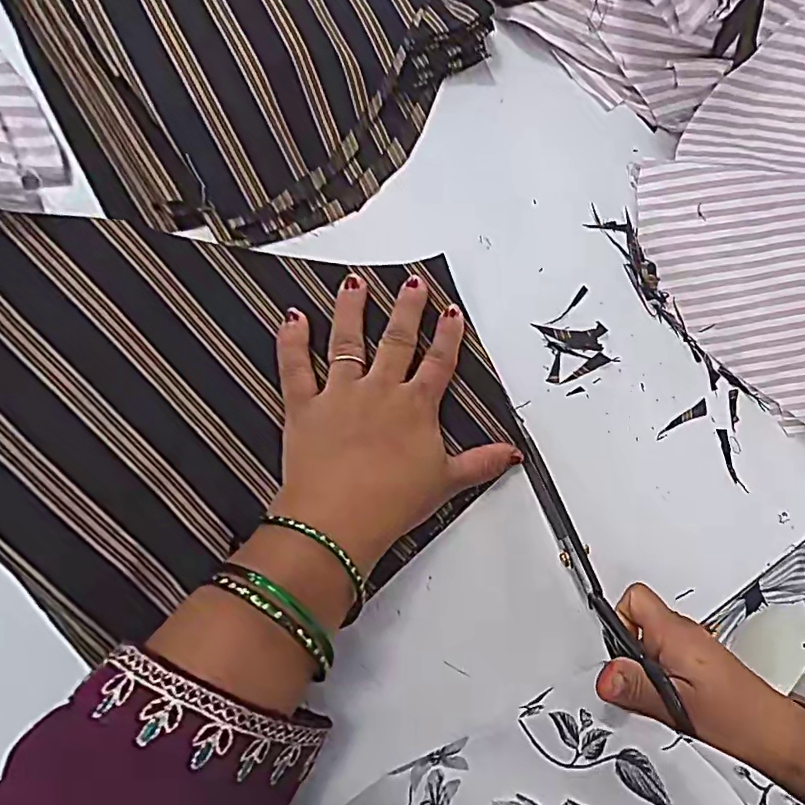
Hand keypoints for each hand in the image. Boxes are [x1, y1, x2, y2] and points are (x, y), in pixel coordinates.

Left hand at [151, 276, 519, 708]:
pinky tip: (292, 318)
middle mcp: (380, 392)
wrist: (338, 521)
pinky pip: (296, 368)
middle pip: (397, 341)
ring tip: (354, 284)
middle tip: (412, 284)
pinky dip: (292, 342)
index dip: (448, 335)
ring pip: (347, 343)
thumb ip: (481, 462)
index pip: (438, 362)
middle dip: (407, 309)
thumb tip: (512, 455)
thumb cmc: (392, 502)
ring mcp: (341, 396)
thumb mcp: (446, 482)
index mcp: (416, 407)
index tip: (452, 313)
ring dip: (351, 311)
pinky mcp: (304, 408)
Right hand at [593, 584, 804, 779]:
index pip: (633, 598)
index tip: (608, 654)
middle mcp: (685, 633)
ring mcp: (693, 647)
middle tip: (633, 684)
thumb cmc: (738, 718)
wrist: (773, 734)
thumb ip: (637, 688)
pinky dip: (659, 677)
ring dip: (643, 667)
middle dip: (626, 652)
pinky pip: (665, 657)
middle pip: (637, 620)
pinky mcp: (699, 663)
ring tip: (654, 699)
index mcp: (675, 633)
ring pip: (650, 641)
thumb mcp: (677, 708)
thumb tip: (605, 675)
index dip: (614, 621)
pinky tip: (667, 704)